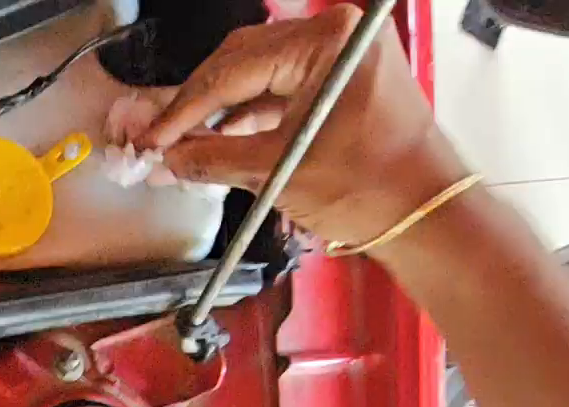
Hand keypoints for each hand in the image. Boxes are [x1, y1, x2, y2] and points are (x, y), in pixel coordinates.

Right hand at [139, 7, 466, 246]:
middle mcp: (333, 35)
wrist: (419, 209)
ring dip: (214, 113)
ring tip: (178, 145)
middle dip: (195, 104)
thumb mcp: (275, 172)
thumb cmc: (362, 185)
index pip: (230, 71)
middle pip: (239, 62)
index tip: (150, 139)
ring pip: (253, 77)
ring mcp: (336, 57)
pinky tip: (211, 144)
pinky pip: (276, 92)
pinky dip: (242, 119)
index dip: (182, 110)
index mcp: (325, 42)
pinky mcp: (335, 83)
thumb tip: (166, 160)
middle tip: (158, 140)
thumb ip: (213, 160)